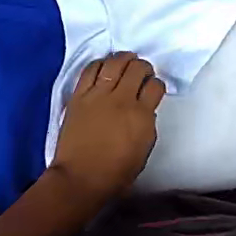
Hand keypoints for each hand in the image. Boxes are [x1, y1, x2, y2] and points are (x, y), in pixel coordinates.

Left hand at [48, 51, 165, 204]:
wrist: (80, 177)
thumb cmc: (115, 172)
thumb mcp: (143, 151)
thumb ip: (147, 126)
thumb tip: (145, 110)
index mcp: (141, 116)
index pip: (155, 87)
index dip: (157, 84)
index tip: (154, 86)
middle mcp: (121, 100)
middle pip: (136, 69)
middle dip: (144, 66)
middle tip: (143, 70)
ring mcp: (97, 95)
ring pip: (114, 64)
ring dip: (123, 58)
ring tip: (127, 59)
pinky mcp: (79, 96)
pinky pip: (90, 70)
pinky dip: (100, 63)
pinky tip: (104, 64)